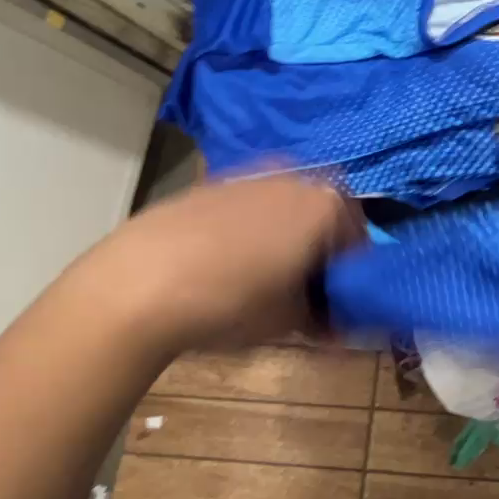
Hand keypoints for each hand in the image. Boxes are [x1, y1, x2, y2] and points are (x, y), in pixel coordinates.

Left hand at [71, 171, 364, 354]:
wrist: (138, 281)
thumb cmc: (229, 301)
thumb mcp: (286, 320)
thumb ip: (323, 318)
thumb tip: (337, 323)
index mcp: (329, 206)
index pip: (361, 244)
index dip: (352, 279)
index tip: (338, 308)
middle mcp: (300, 178)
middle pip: (326, 217)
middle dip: (321, 253)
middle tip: (303, 294)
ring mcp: (256, 176)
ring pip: (289, 208)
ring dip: (289, 238)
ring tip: (264, 279)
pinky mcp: (216, 182)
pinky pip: (253, 205)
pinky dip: (254, 228)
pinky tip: (229, 263)